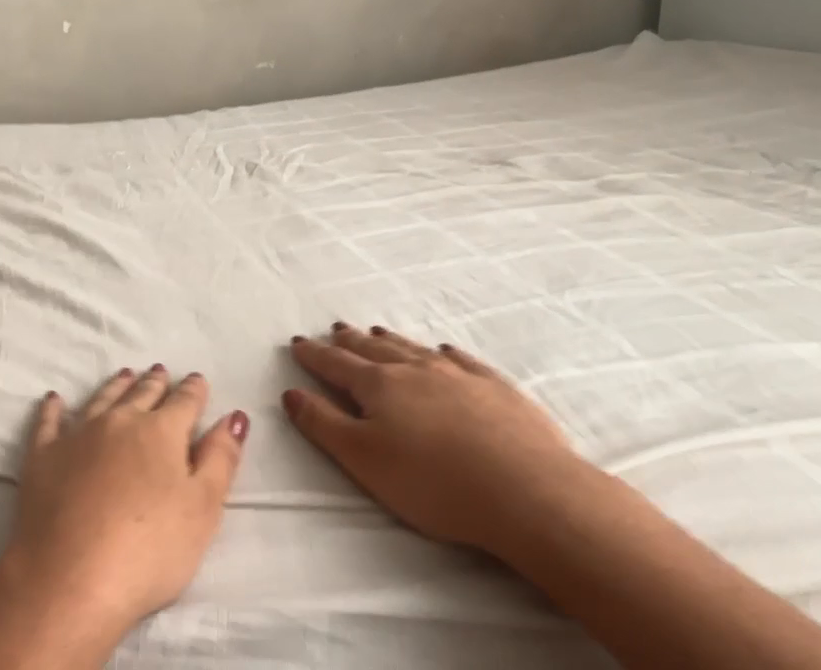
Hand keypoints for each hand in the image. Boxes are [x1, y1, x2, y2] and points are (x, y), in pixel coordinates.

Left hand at [2, 366, 248, 632]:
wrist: (70, 577)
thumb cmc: (149, 550)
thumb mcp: (203, 509)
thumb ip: (220, 459)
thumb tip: (234, 416)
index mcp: (161, 433)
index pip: (184, 403)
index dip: (194, 391)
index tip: (198, 380)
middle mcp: (117, 423)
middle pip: (140, 395)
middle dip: (154, 383)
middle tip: (160, 371)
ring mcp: (76, 436)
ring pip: (100, 400)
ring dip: (115, 387)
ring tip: (124, 375)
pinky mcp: (41, 457)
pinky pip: (48, 422)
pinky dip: (53, 408)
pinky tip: (55, 399)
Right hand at [283, 323, 590, 552]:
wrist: (529, 492)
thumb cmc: (434, 483)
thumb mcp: (363, 459)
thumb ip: (323, 424)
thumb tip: (291, 392)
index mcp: (379, 387)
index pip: (337, 365)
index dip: (315, 355)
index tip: (298, 343)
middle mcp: (416, 371)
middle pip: (375, 350)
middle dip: (351, 341)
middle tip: (335, 329)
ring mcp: (461, 376)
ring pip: (416, 350)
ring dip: (392, 340)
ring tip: (376, 330)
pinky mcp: (499, 390)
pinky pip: (464, 361)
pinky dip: (446, 353)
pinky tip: (444, 350)